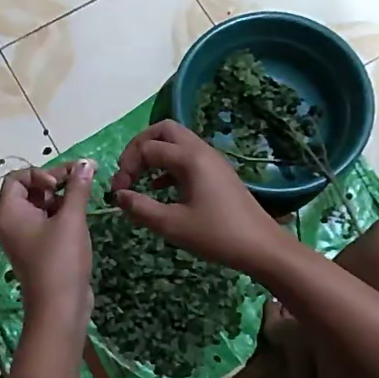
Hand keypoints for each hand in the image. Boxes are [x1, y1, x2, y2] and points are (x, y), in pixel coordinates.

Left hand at [0, 159, 95, 327]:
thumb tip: (86, 164)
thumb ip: (77, 188)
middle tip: (82, 181)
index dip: (39, 174)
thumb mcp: (71, 220)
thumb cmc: (60, 261)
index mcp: (10, 214)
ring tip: (85, 197)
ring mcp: (26, 239)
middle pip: (29, 190)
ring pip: (41, 207)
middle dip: (55, 182)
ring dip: (62, 198)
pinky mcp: (41, 250)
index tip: (60, 184)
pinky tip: (82, 216)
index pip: (16, 178)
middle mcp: (13, 224)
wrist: (60, 308)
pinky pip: (48, 224)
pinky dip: (63, 215)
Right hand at [109, 121, 288, 272]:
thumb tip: (118, 196)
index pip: (147, 149)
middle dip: (139, 147)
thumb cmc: (216, 235)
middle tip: (127, 171)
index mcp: (190, 159)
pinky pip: (185, 157)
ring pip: (175, 142)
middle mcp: (201, 151)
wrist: (261, 247)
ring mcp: (211, 161)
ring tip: (138, 179)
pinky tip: (158, 188)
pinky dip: (167, 166)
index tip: (117, 192)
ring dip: (153, 155)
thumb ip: (140, 208)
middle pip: (163, 131)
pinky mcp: (216, 174)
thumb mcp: (172, 224)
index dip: (126, 167)